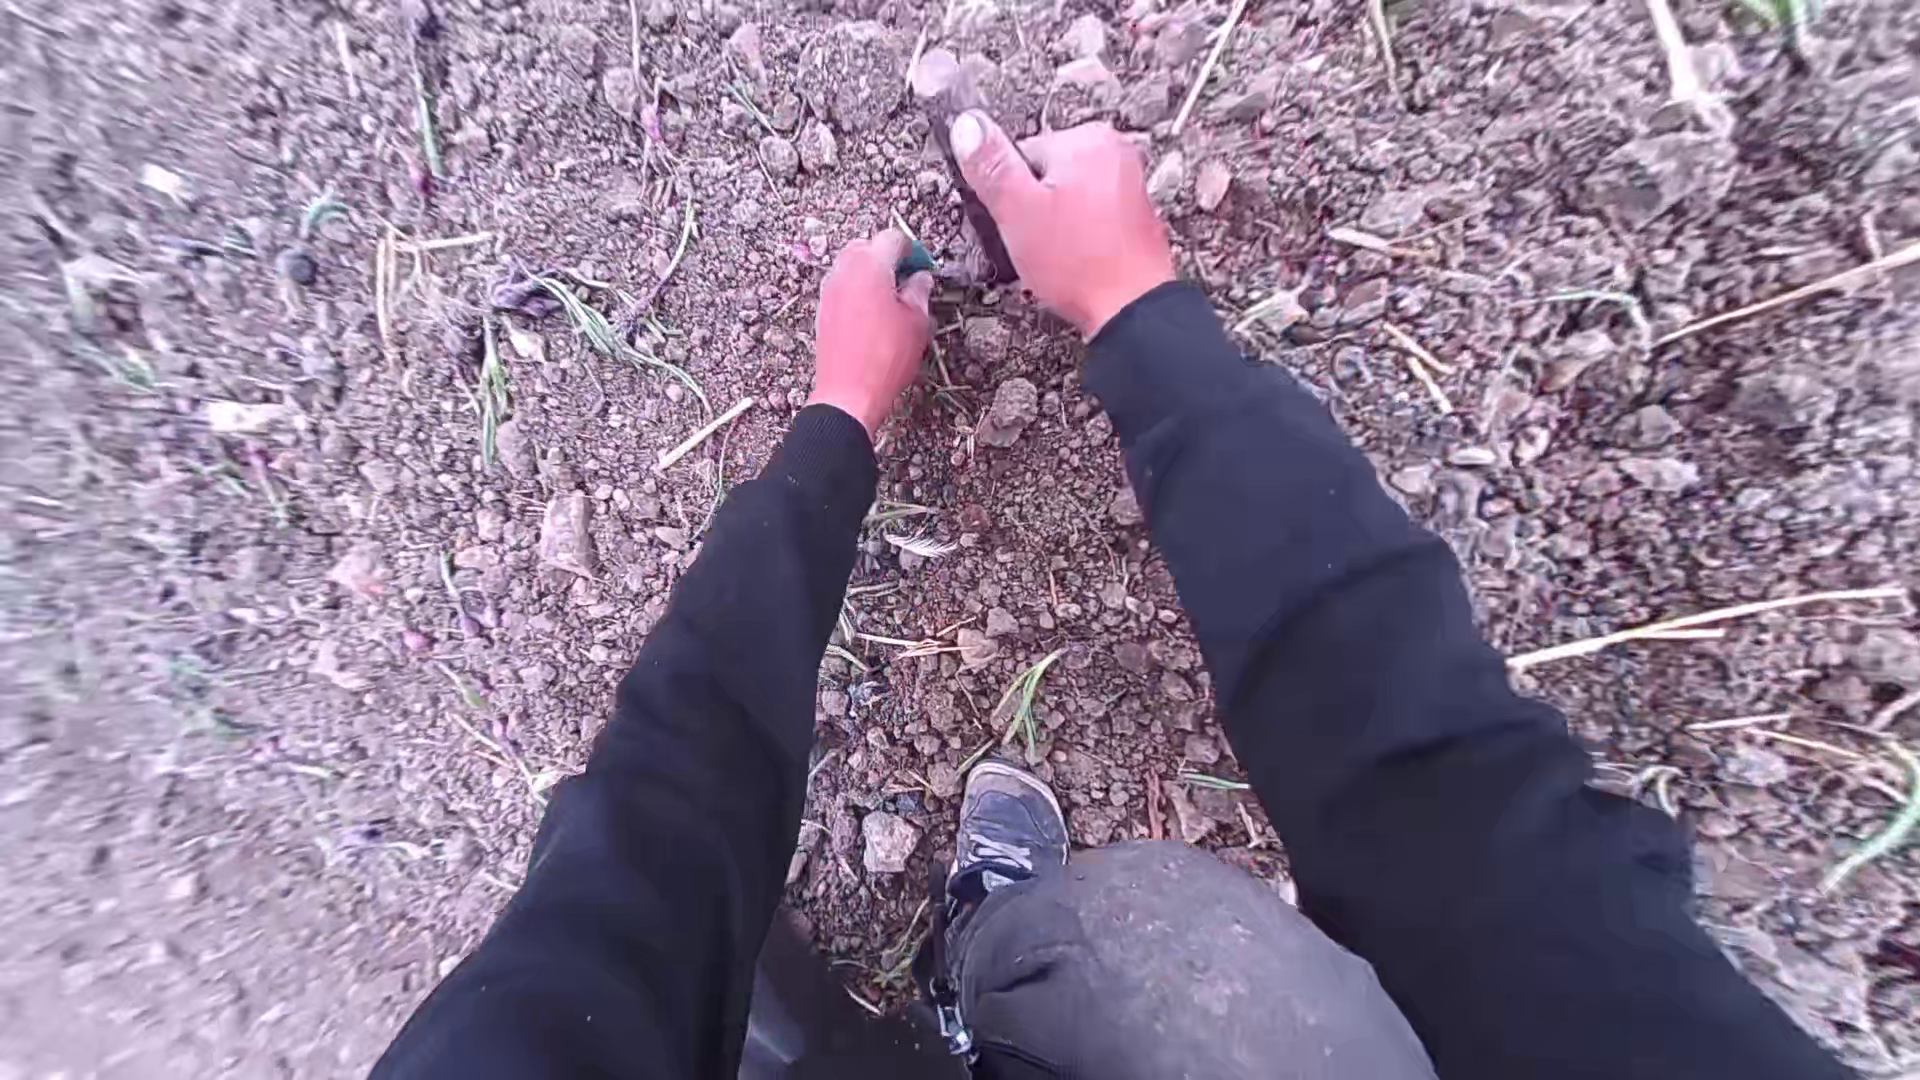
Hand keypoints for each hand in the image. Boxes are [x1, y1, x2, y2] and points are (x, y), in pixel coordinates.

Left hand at [808, 230, 934, 436]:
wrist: (849, 394)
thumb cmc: (885, 359)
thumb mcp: (916, 323)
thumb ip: (920, 293)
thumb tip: (921, 279)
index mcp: (870, 265)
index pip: (893, 239)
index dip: (914, 250)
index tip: (924, 267)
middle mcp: (844, 270)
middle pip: (867, 247)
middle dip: (889, 259)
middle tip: (909, 281)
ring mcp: (829, 291)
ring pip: (852, 267)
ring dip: (872, 275)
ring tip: (892, 300)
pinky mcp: (823, 311)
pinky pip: (843, 289)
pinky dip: (859, 292)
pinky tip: (874, 316)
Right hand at [950, 113, 1174, 336]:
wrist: (1130, 308)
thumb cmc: (1081, 266)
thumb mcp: (1017, 213)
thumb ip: (991, 167)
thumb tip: (967, 127)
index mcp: (1085, 140)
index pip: (1021, 153)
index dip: (1008, 196)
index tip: (1012, 223)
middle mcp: (1114, 153)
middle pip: (1048, 177)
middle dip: (1036, 211)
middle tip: (1037, 245)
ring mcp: (1129, 186)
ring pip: (1070, 202)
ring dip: (1058, 229)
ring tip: (1059, 258)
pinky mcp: (1135, 219)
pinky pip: (1092, 223)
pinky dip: (1080, 241)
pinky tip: (1077, 263)